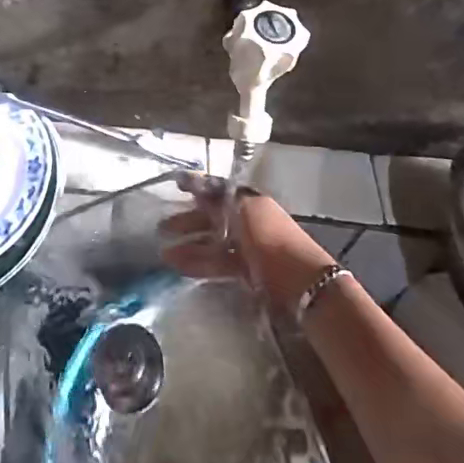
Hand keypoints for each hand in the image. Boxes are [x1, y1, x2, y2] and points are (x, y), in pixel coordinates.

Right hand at [158, 175, 336, 309]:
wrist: (302, 283)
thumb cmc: (270, 238)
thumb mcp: (241, 209)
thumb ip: (216, 195)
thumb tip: (193, 179)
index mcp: (249, 202)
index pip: (217, 190)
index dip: (196, 187)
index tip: (175, 184)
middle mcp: (247, 221)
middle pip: (212, 218)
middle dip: (187, 221)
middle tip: (162, 228)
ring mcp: (248, 248)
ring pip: (212, 242)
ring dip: (188, 246)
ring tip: (164, 254)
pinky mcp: (247, 272)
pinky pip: (218, 263)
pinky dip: (199, 264)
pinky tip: (180, 266)